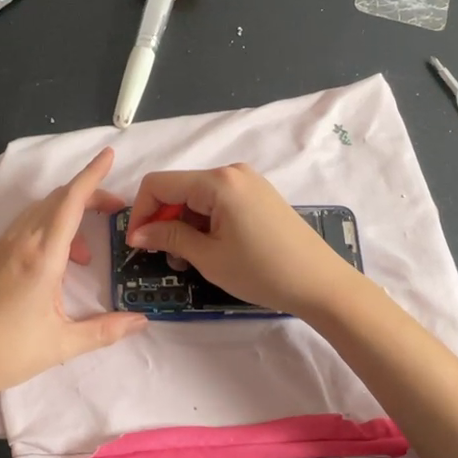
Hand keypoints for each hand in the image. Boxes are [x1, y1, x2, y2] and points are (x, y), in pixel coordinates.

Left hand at [0, 148, 146, 402]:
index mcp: (41, 257)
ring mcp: (2, 248)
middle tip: (115, 210)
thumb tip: (141, 322)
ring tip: (89, 254)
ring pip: (40, 212)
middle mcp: (21, 242)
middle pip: (57, 200)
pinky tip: (60, 264)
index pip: (71, 202)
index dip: (92, 176)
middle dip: (88, 195)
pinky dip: (50, 230)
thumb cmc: (6, 353)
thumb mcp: (63, 344)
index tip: (109, 154)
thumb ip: (105, 331)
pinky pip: (27, 227)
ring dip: (68, 215)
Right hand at [126, 163, 364, 317]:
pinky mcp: (258, 197)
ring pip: (196, 198)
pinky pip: (217, 203)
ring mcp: (248, 183)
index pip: (159, 184)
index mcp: (218, 181)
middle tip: (166, 258)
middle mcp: (232, 173)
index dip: (140, 213)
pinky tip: (210, 251)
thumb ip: (169, 238)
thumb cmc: (262, 271)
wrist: (320, 283)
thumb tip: (138, 233)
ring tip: (190, 261)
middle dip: (163, 221)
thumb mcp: (208, 257)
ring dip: (183, 226)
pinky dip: (204, 224)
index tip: (137, 245)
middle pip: (178, 189)